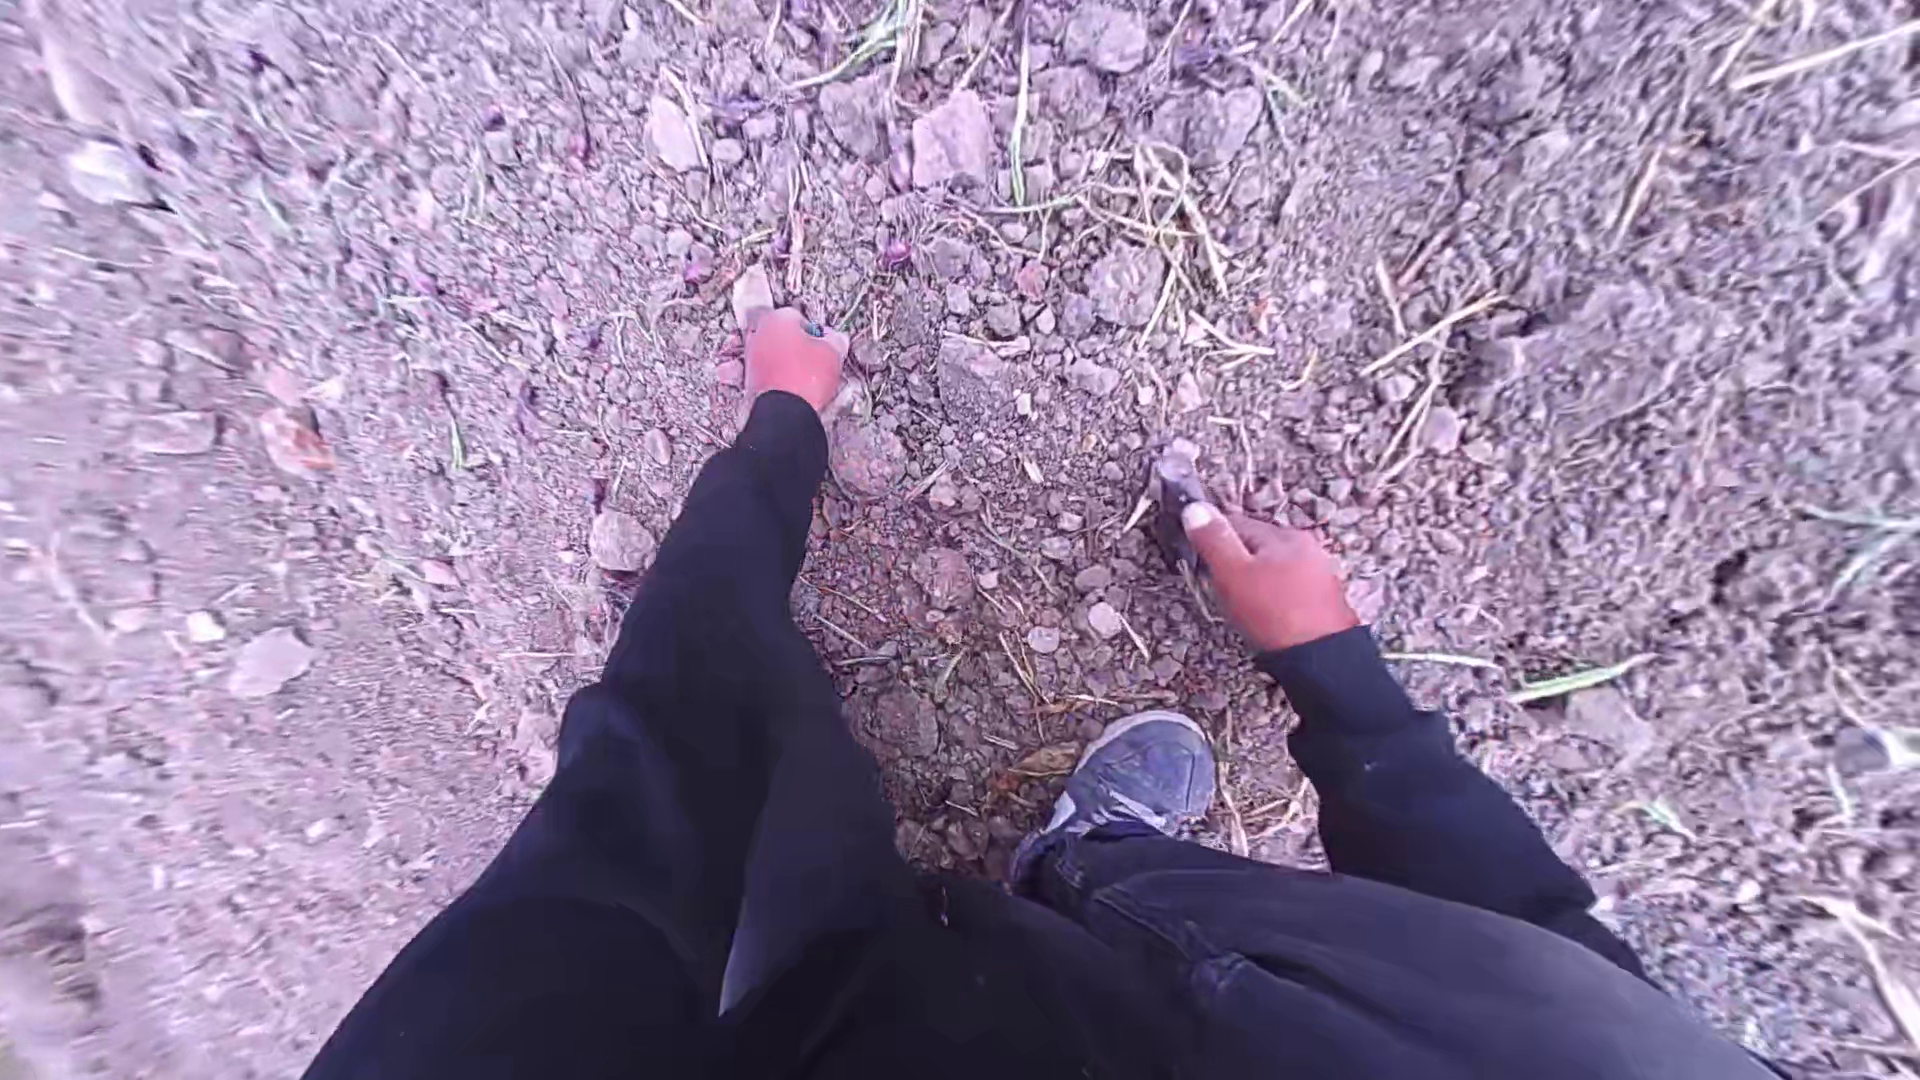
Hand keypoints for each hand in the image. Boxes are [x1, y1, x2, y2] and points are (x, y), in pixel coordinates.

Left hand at [743, 307, 847, 412]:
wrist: (785, 413)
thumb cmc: (805, 379)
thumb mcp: (833, 354)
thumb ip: (836, 341)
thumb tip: (837, 339)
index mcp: (777, 319)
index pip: (800, 316)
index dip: (816, 331)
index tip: (824, 343)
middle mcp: (759, 335)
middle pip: (783, 335)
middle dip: (799, 345)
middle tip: (816, 359)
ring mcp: (752, 359)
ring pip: (774, 354)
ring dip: (788, 362)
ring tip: (807, 378)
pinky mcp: (751, 381)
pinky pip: (769, 374)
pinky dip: (779, 378)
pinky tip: (793, 388)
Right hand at [1181, 502, 1359, 651]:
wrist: (1321, 660)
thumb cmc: (1273, 614)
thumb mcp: (1232, 573)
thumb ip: (1213, 539)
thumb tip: (1194, 507)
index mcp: (1284, 536)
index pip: (1235, 522)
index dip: (1211, 539)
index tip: (1199, 559)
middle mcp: (1306, 548)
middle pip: (1254, 544)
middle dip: (1233, 559)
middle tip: (1219, 584)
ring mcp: (1317, 573)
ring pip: (1270, 565)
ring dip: (1251, 577)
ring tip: (1239, 601)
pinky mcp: (1321, 598)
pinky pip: (1284, 584)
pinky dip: (1269, 593)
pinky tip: (1262, 611)